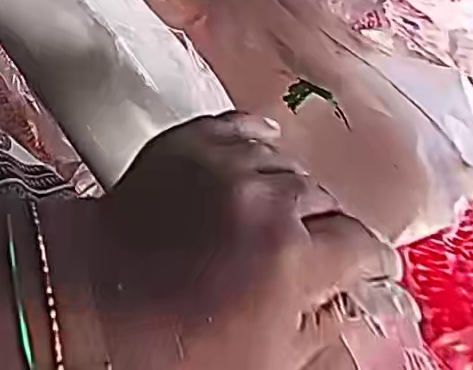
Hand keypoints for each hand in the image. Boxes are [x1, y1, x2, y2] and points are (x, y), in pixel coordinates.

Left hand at [83, 113, 400, 369]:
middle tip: (318, 243)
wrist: (101, 287)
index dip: (370, 260)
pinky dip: (253, 136)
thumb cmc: (181, 335)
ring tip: (281, 207)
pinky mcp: (185, 141)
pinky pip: (236, 125)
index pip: (362, 243)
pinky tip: (263, 146)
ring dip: (288, 184)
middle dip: (326, 224)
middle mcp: (262, 196)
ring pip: (281, 161)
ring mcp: (220, 161)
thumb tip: (356, 300)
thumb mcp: (274, 353)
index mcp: (294, 254)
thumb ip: (326, 323)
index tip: (369, 266)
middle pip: (322, 198)